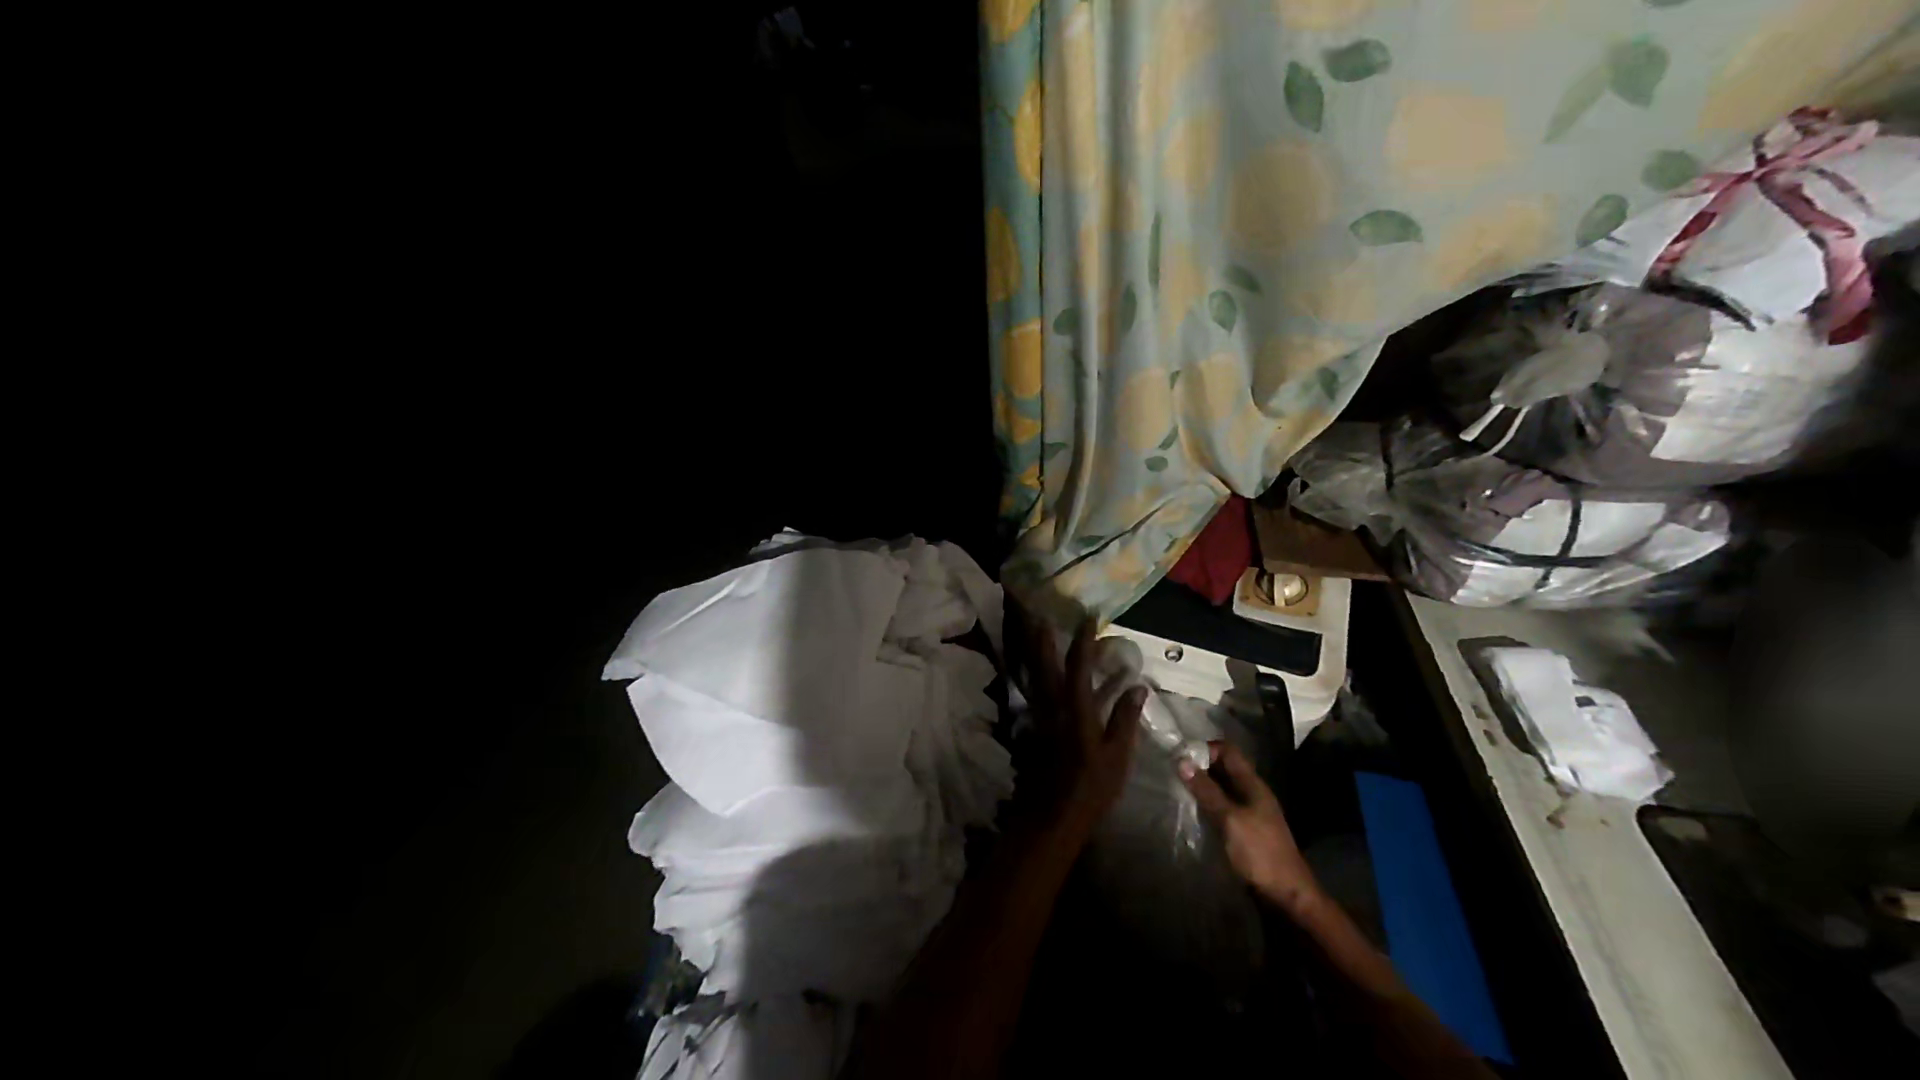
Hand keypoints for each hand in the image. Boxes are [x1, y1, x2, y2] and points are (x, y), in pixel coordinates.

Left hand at [1018, 620, 1145, 840]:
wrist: (1055, 814)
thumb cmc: (1092, 787)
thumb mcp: (1117, 755)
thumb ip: (1125, 719)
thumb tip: (1137, 686)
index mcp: (1077, 712)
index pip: (1078, 668)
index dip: (1083, 641)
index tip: (1088, 618)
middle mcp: (1053, 708)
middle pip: (1044, 665)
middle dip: (1042, 638)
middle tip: (1041, 614)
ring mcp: (1040, 717)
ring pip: (1034, 676)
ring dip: (1034, 652)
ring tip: (1036, 632)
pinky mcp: (1035, 728)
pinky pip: (1034, 692)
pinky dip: (1035, 674)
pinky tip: (1038, 671)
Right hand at [1180, 742, 1323, 917]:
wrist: (1286, 896)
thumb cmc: (1259, 852)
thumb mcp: (1230, 819)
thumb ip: (1207, 790)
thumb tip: (1182, 760)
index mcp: (1253, 785)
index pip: (1228, 751)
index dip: (1205, 748)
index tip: (1180, 755)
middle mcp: (1251, 794)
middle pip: (1223, 769)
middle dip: (1199, 767)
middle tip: (1171, 771)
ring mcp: (1248, 813)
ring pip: (1220, 790)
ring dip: (1200, 787)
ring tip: (1175, 788)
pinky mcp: (1243, 831)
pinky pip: (1220, 809)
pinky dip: (1205, 806)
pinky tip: (1189, 811)